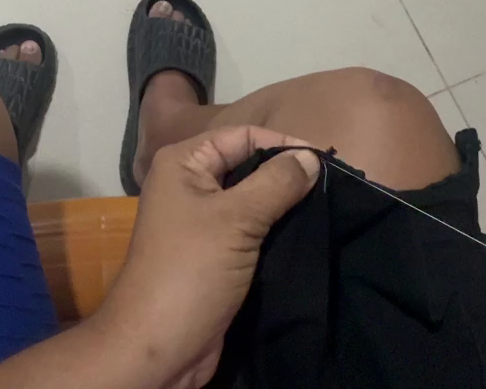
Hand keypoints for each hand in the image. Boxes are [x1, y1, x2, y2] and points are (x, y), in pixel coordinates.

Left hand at [93, 126, 321, 387]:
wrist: (156, 348)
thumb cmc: (190, 270)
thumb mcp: (236, 220)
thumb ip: (275, 183)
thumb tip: (310, 157)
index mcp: (183, 162)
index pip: (241, 136)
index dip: (281, 144)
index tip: (324, 161)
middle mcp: (189, 183)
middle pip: (246, 165)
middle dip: (284, 175)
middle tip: (329, 186)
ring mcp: (200, 220)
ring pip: (250, 200)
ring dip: (283, 206)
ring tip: (324, 209)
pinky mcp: (213, 253)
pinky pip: (249, 231)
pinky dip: (274, 231)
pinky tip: (304, 235)